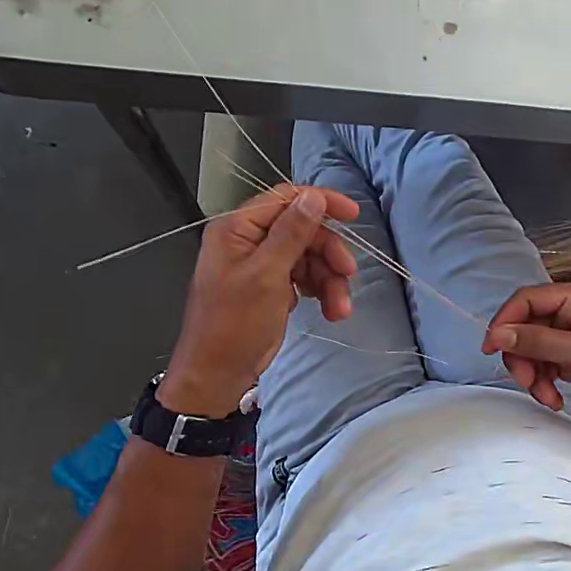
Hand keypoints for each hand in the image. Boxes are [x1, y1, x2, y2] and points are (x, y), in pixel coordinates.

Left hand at [161, 184, 359, 416]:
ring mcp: (261, 266)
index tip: (354, 216)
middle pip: (302, 231)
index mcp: (238, 228)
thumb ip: (291, 233)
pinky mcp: (272, 288)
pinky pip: (304, 279)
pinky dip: (320, 292)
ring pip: (308, 258)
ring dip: (329, 280)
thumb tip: (314, 196)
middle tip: (349, 274)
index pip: (285, 199)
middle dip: (328, 254)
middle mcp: (249, 241)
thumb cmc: (234, 324)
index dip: (321, 203)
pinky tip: (329, 310)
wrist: (217, 374)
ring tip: (340, 309)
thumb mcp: (266, 276)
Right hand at [481, 280, 570, 423]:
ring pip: (535, 350)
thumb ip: (538, 341)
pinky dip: (545, 382)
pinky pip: (548, 366)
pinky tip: (555, 397)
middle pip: (528, 327)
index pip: (528, 300)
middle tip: (526, 379)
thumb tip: (500, 333)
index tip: (492, 346)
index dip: (505, 321)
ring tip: (546, 394)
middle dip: (522, 355)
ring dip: (534, 374)